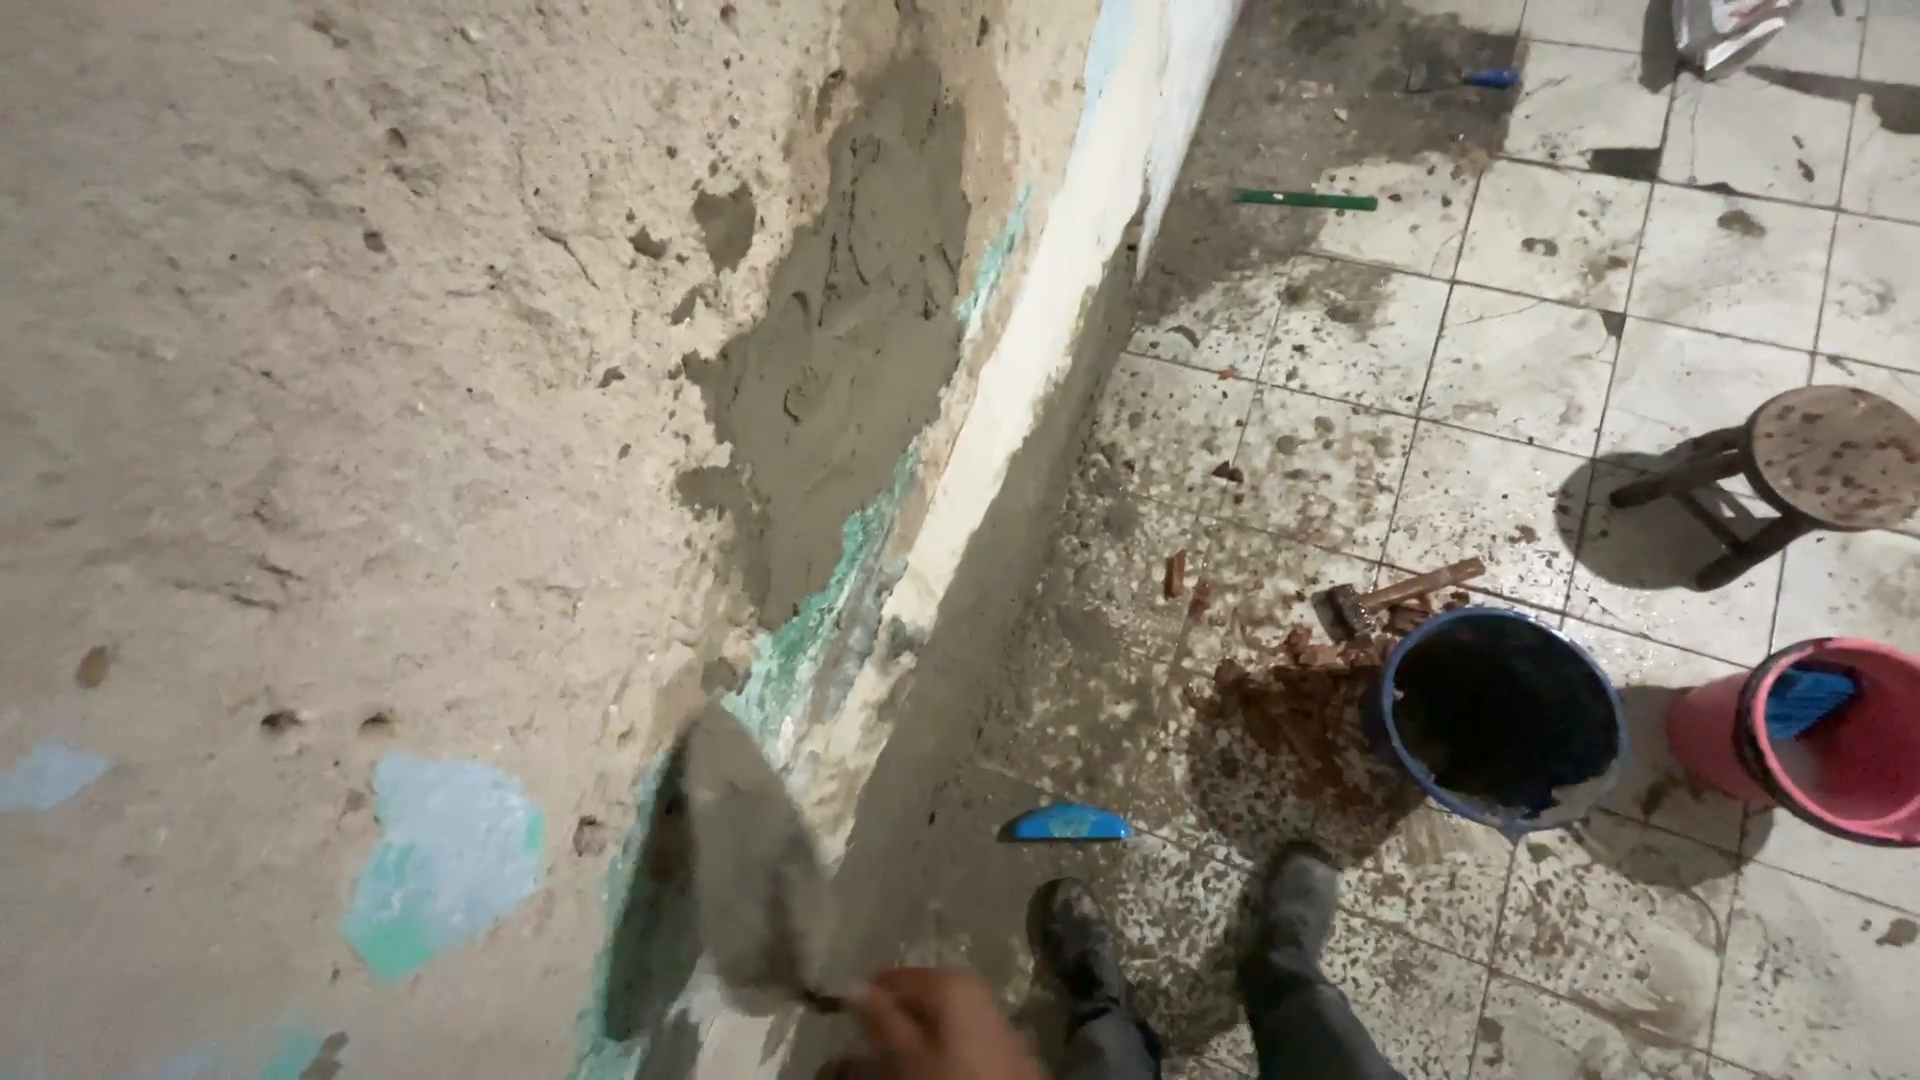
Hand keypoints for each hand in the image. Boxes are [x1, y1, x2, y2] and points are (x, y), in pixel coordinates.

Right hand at [836, 967, 1047, 1079]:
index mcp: (947, 980)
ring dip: (912, 1031)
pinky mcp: (996, 1031)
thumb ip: (881, 1018)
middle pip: (915, 992)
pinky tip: (928, 1063)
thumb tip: (851, 985)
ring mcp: (986, 1005)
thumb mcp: (910, 1057)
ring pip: (935, 1010)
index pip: (891, 977)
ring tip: (894, 1060)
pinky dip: (935, 1039)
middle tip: (869, 1048)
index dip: (866, 999)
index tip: (847, 1026)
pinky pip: (954, 1024)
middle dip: (890, 1016)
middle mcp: (969, 982)